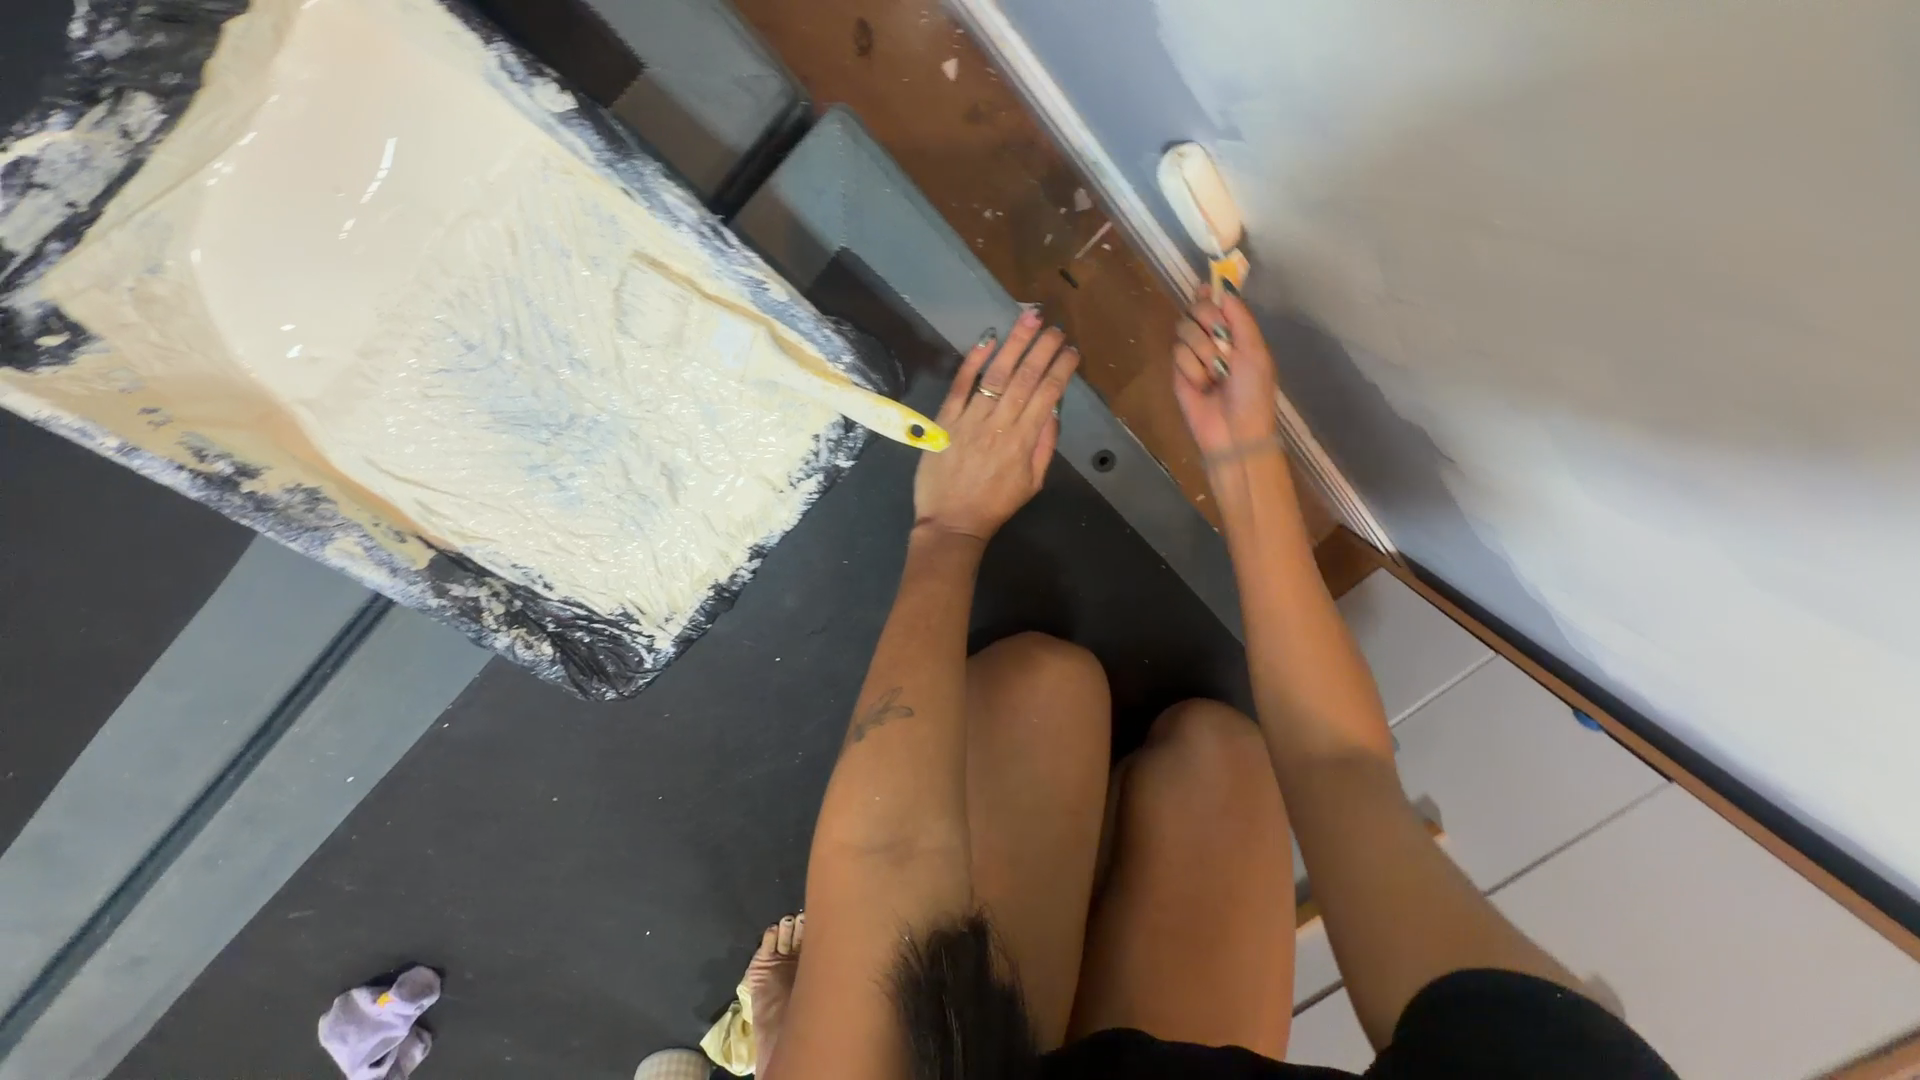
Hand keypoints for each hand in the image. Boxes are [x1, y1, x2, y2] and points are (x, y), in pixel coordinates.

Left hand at [914, 307, 1078, 542]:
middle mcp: (999, 425)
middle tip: (1055, 325)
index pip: (1047, 395)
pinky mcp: (945, 420)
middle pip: (1025, 377)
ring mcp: (970, 420)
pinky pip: (960, 385)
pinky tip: (987, 339)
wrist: (951, 522)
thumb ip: (1045, 446)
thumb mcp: (1032, 483)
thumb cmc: (994, 505)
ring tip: (1029, 318)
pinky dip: (973, 361)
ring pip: (996, 375)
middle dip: (1043, 348)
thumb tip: (1054, 411)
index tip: (1072, 350)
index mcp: (1023, 441)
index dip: (1061, 369)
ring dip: (1014, 344)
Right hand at [1171, 285, 1278, 458]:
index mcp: (1236, 333)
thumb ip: (1240, 318)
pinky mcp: (1178, 372)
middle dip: (1208, 321)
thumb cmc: (1253, 391)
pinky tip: (1203, 385)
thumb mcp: (1255, 351)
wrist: (1235, 429)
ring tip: (1216, 373)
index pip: (1217, 303)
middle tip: (1220, 340)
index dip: (1210, 295)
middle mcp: (1213, 339)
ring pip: (1185, 330)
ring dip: (1203, 350)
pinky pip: (1178, 353)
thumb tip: (1222, 289)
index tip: (1206, 290)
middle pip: (1196, 309)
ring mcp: (1193, 355)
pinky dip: (1193, 369)